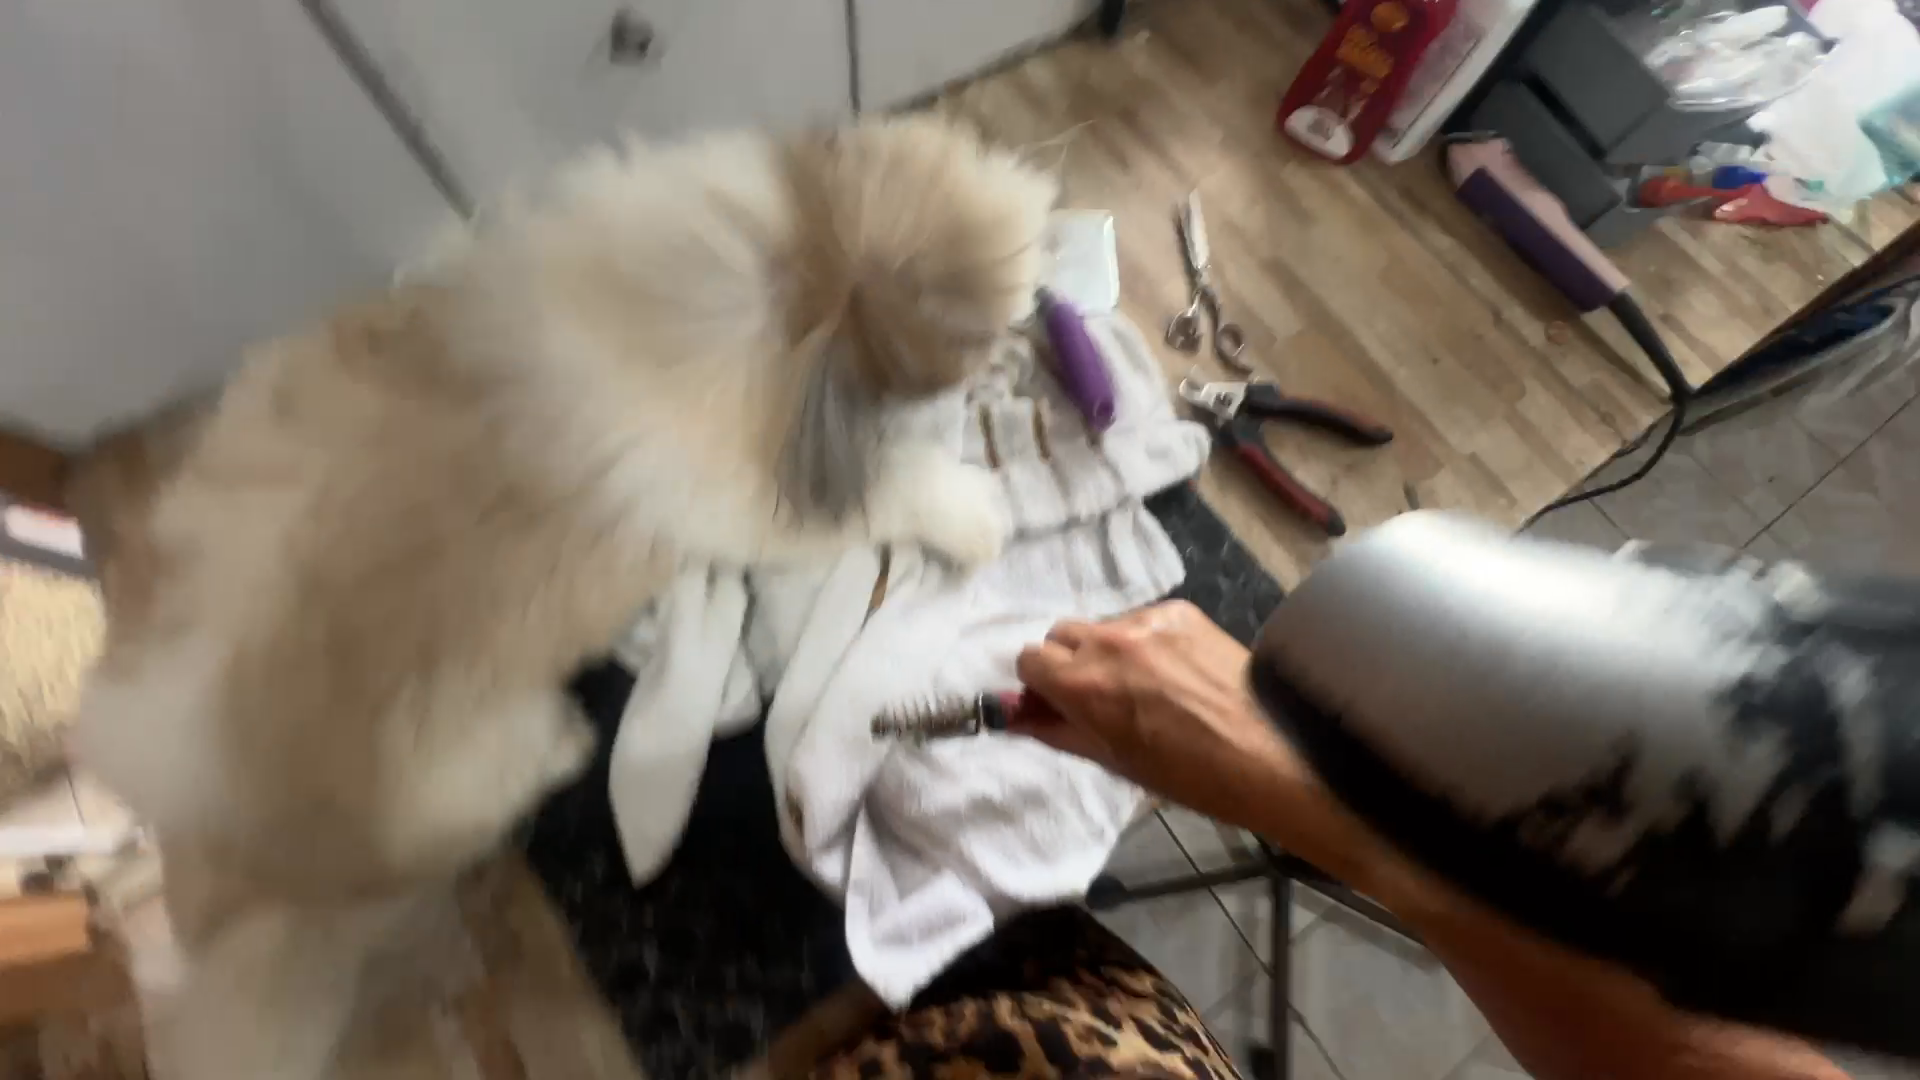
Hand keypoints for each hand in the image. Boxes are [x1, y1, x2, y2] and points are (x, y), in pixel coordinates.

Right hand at [1011, 601, 1285, 817]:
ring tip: (1146, 681)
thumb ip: (1055, 729)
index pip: (1028, 658)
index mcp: (1083, 682)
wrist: (1273, 754)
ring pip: (1102, 625)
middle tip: (1099, 691)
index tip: (1058, 698)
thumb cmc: (1187, 774)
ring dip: (1107, 648)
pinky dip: (1146, 640)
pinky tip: (1176, 668)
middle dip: (1068, 660)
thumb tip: (1015, 715)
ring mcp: (1146, 619)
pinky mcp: (1179, 610)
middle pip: (1060, 634)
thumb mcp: (1112, 760)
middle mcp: (1107, 640)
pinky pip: (1142, 619)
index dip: (1039, 681)